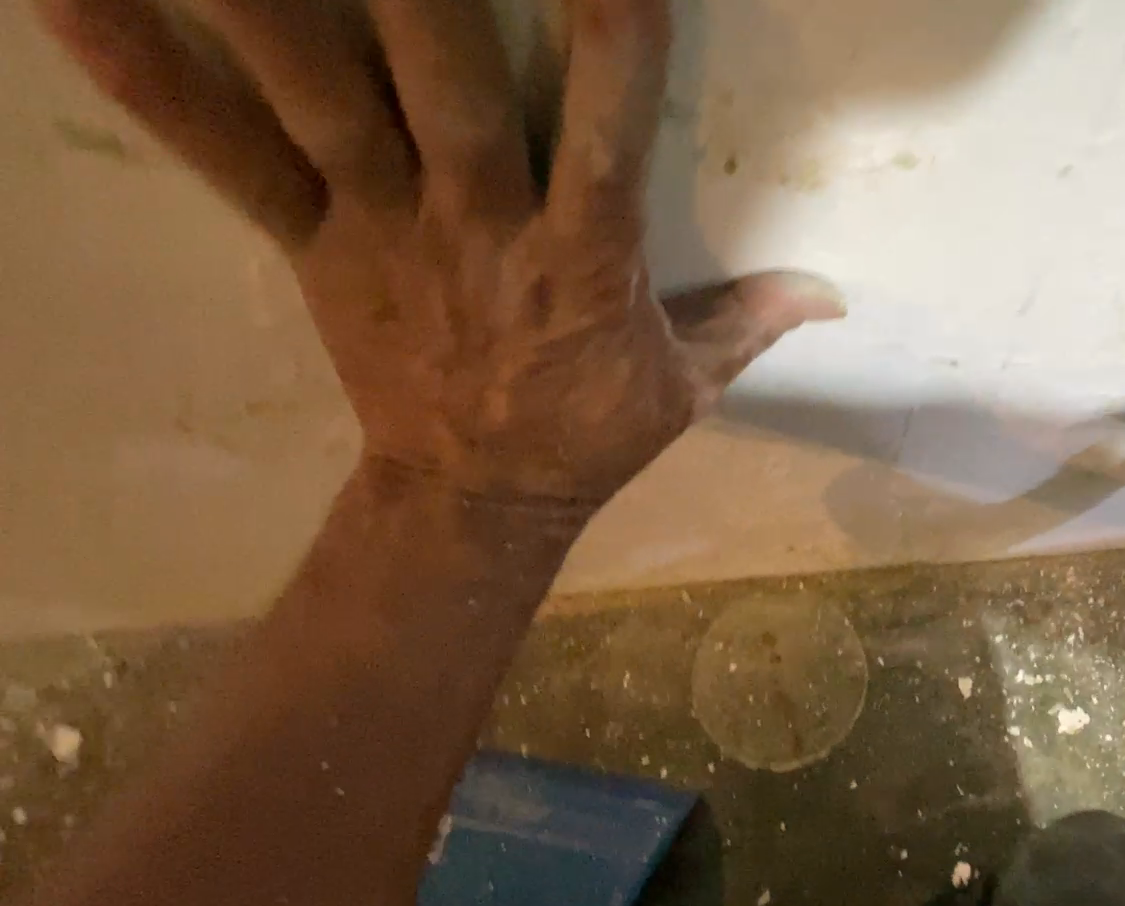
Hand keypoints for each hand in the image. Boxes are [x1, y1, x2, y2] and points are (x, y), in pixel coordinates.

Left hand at [38, 0, 842, 506]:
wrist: (481, 497)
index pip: (612, 143)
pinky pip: (228, 157)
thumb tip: (837, 295)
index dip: (617, 51)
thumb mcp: (692, 387)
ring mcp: (387, 232)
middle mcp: (482, 231)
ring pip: (323, 98)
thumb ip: (757, 323)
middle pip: (452, 88)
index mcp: (584, 265)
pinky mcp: (315, 246)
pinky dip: (148, 77)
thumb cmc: (593, 434)